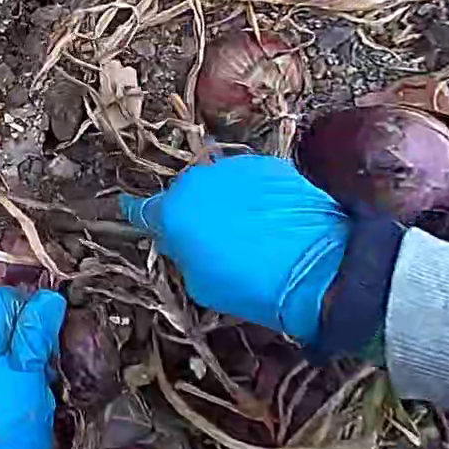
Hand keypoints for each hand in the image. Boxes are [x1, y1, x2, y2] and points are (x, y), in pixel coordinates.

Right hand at [119, 155, 348, 341]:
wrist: (317, 265)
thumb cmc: (251, 284)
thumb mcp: (200, 284)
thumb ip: (182, 255)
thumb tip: (180, 242)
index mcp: (174, 212)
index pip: (142, 210)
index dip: (138, 214)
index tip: (132, 212)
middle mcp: (197, 181)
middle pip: (184, 194)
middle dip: (191, 210)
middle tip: (209, 235)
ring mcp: (232, 167)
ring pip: (217, 183)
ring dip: (223, 200)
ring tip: (246, 226)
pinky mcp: (265, 163)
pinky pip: (247, 178)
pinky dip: (251, 193)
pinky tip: (269, 216)